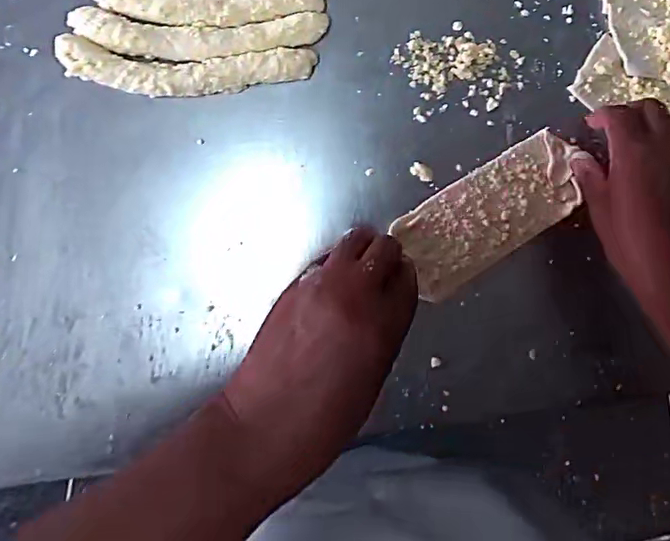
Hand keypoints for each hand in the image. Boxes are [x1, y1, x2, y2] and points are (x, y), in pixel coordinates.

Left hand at [213, 226, 417, 498]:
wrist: (261, 429)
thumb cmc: (324, 422)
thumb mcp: (374, 378)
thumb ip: (387, 332)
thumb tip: (387, 308)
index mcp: (382, 324)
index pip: (407, 277)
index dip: (405, 278)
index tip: (400, 283)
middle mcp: (355, 295)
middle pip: (385, 248)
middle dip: (388, 256)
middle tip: (383, 271)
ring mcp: (322, 285)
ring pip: (354, 240)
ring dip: (362, 250)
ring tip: (358, 269)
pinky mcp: (295, 285)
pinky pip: (326, 259)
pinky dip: (335, 265)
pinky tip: (330, 289)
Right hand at [572, 101, 669, 332]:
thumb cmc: (632, 244)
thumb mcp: (602, 211)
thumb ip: (591, 177)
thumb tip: (581, 158)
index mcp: (635, 151)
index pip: (618, 115)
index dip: (601, 115)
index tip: (590, 125)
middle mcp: (664, 147)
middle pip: (649, 109)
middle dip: (628, 111)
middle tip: (611, 128)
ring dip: (649, 123)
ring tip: (632, 142)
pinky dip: (664, 141)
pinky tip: (651, 164)